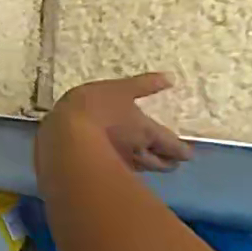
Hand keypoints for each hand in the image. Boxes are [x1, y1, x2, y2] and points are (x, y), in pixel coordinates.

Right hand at [39, 73, 193, 173]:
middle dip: (168, 162)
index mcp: (147, 132)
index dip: (182, 151)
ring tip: (151, 164)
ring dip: (149, 168)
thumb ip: (144, 85)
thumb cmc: (95, 108)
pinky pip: (120, 171)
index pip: (172, 146)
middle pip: (160, 163)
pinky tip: (119, 165)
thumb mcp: (120, 89)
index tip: (188, 154)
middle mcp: (138, 153)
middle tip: (173, 162)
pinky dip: (125, 169)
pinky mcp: (100, 172)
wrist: (64, 137)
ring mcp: (119, 165)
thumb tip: (171, 78)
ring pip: (141, 170)